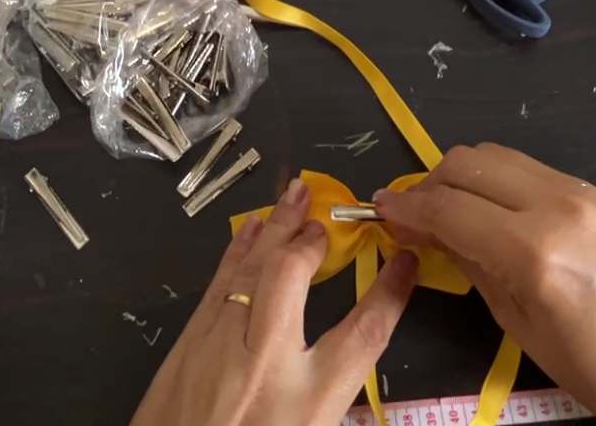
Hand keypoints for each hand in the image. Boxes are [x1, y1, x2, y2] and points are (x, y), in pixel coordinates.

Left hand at [132, 176, 418, 425]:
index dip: (390, 292)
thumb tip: (345, 354)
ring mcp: (221, 346)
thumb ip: (327, 398)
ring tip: (295, 192)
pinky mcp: (190, 341)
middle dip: (310, 239)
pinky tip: (252, 227)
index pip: (364, 334)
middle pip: (292, 277)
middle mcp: (265, 364)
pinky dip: (239, 249)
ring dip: (276, 226)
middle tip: (325, 217)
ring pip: (252, 268)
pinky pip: (220, 280)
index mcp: (307, 404)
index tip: (406, 260)